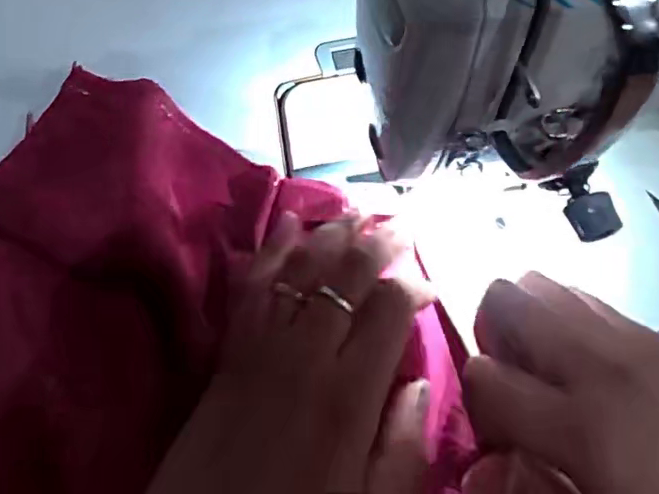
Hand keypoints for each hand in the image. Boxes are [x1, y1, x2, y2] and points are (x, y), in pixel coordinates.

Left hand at [147, 212, 434, 493]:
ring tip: (353, 212)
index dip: (411, 288)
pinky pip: (254, 282)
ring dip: (329, 236)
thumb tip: (420, 382)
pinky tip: (286, 222)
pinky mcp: (232, 342)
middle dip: (376, 244)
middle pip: (345, 278)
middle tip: (398, 223)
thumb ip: (401, 447)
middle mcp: (305, 353)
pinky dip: (271, 247)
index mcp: (347, 395)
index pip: (387, 314)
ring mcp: (263, 341)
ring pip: (301, 268)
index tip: (427, 284)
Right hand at [460, 273, 658, 493]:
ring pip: (541, 284)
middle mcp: (601, 364)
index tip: (495, 439)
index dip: (476, 407)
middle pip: (504, 297)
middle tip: (516, 392)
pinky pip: (587, 300)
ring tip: (550, 378)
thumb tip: (478, 469)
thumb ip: (535, 492)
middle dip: (492, 338)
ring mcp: (633, 342)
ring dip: (529, 324)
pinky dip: (568, 323)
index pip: (484, 377)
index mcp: (586, 426)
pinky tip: (592, 374)